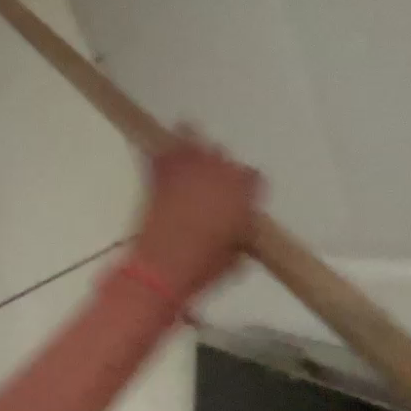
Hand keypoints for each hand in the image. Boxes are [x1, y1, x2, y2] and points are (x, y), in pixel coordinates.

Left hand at [129, 131, 262, 296]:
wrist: (160, 267)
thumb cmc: (201, 267)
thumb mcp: (234, 255)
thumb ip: (240, 232)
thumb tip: (237, 229)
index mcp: (245, 190)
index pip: (253, 179)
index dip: (244, 188)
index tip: (236, 198)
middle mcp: (221, 171)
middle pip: (223, 157)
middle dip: (217, 167)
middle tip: (208, 182)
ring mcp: (190, 168)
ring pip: (195, 143)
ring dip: (192, 145)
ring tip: (188, 146)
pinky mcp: (161, 175)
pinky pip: (162, 155)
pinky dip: (162, 154)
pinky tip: (157, 151)